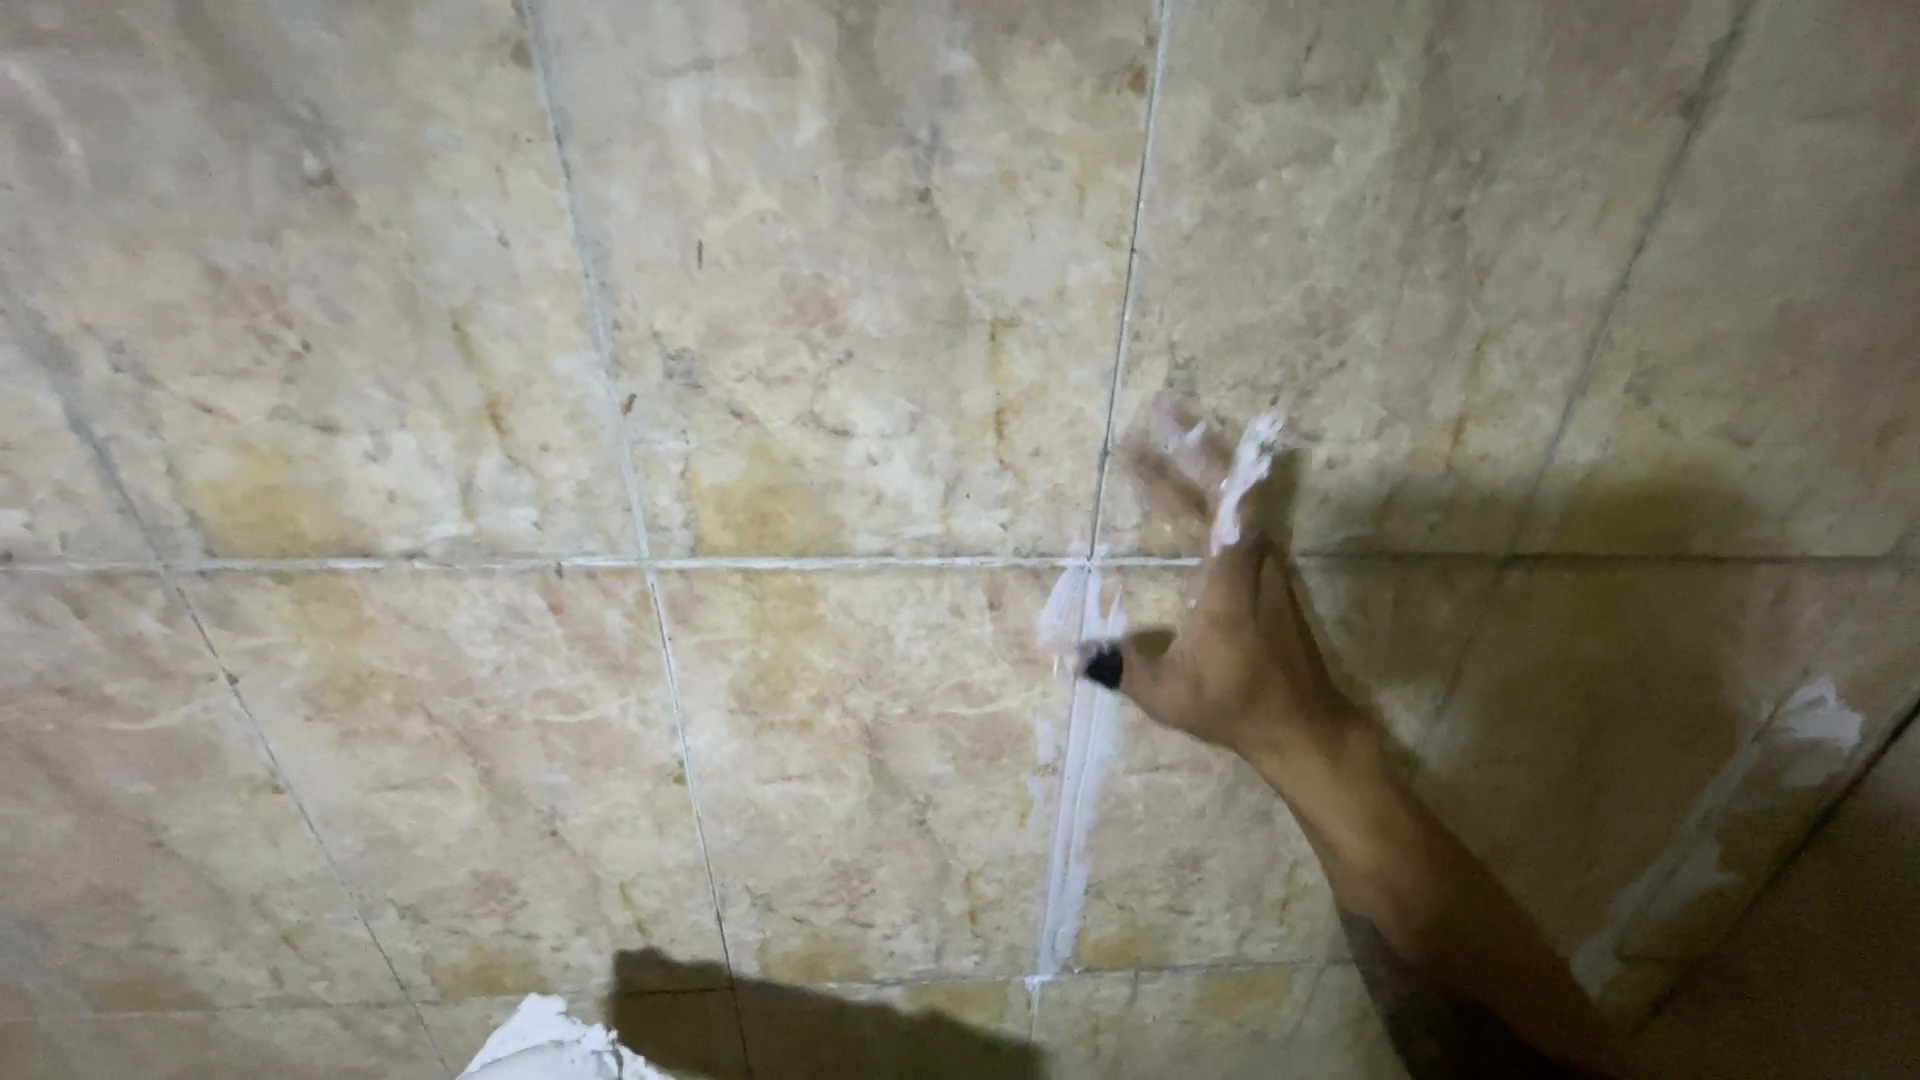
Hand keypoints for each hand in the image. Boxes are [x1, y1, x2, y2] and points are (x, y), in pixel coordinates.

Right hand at [1080, 397, 1352, 759]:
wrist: (1303, 725)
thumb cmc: (1236, 708)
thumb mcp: (1169, 696)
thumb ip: (1120, 670)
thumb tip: (1070, 654)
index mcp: (1230, 585)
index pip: (1229, 510)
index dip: (1202, 464)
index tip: (1166, 431)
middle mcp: (1252, 563)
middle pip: (1228, 489)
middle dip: (1191, 445)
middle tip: (1157, 408)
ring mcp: (1263, 566)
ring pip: (1235, 499)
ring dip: (1200, 462)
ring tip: (1164, 433)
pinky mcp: (1263, 574)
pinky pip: (1238, 518)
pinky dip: (1211, 489)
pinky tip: (1189, 482)